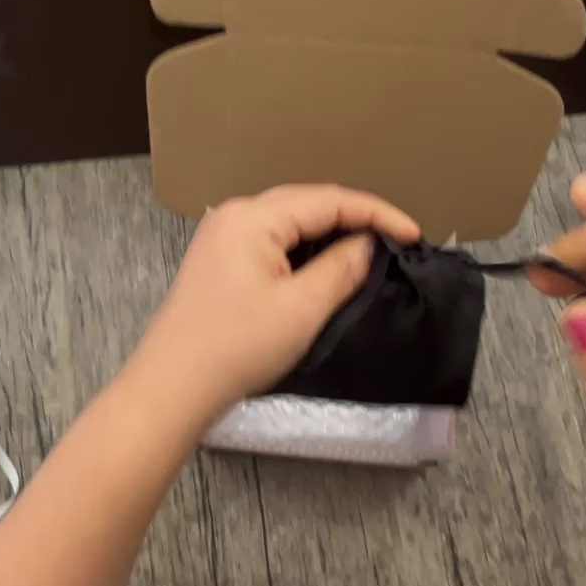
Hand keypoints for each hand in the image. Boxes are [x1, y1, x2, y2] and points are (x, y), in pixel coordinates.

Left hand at [125, 185, 419, 424]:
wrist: (172, 387)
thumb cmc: (237, 347)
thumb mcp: (301, 309)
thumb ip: (341, 269)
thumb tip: (367, 245)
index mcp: (253, 217)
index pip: (328, 199)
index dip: (376, 213)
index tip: (414, 235)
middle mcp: (234, 215)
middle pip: (306, 205)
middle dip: (353, 220)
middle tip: (394, 244)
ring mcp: (221, 237)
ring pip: (288, 224)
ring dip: (328, 237)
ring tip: (367, 255)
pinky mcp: (217, 262)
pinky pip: (270, 243)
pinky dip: (302, 252)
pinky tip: (322, 269)